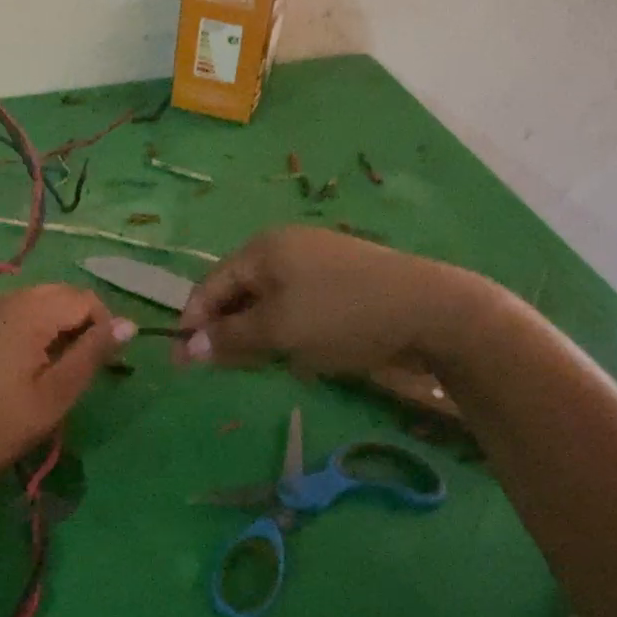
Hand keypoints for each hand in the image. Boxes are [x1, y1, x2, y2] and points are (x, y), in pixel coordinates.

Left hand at [0, 284, 133, 500]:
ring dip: (55, 324)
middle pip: (58, 293)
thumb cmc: (2, 426)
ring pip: (35, 301)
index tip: (101, 363)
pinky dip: (29, 327)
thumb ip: (93, 353)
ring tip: (54, 369)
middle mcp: (4, 299)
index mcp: (28, 311)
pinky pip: (11, 312)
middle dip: (79, 321)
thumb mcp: (57, 394)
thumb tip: (129, 323)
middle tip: (80, 367)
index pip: (84, 298)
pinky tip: (25, 364)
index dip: (103, 325)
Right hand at [175, 226, 483, 378]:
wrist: (435, 313)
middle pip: (238, 292)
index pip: (210, 284)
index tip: (181, 363)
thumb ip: (230, 337)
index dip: (193, 322)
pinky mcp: (343, 283)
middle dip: (225, 330)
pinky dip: (287, 331)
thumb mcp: (279, 329)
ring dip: (257, 334)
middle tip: (220, 369)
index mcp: (263, 248)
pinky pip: (297, 307)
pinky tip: (297, 355)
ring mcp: (317, 263)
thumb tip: (188, 348)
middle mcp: (285, 248)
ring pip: (268, 302)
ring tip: (259, 365)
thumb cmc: (343, 315)